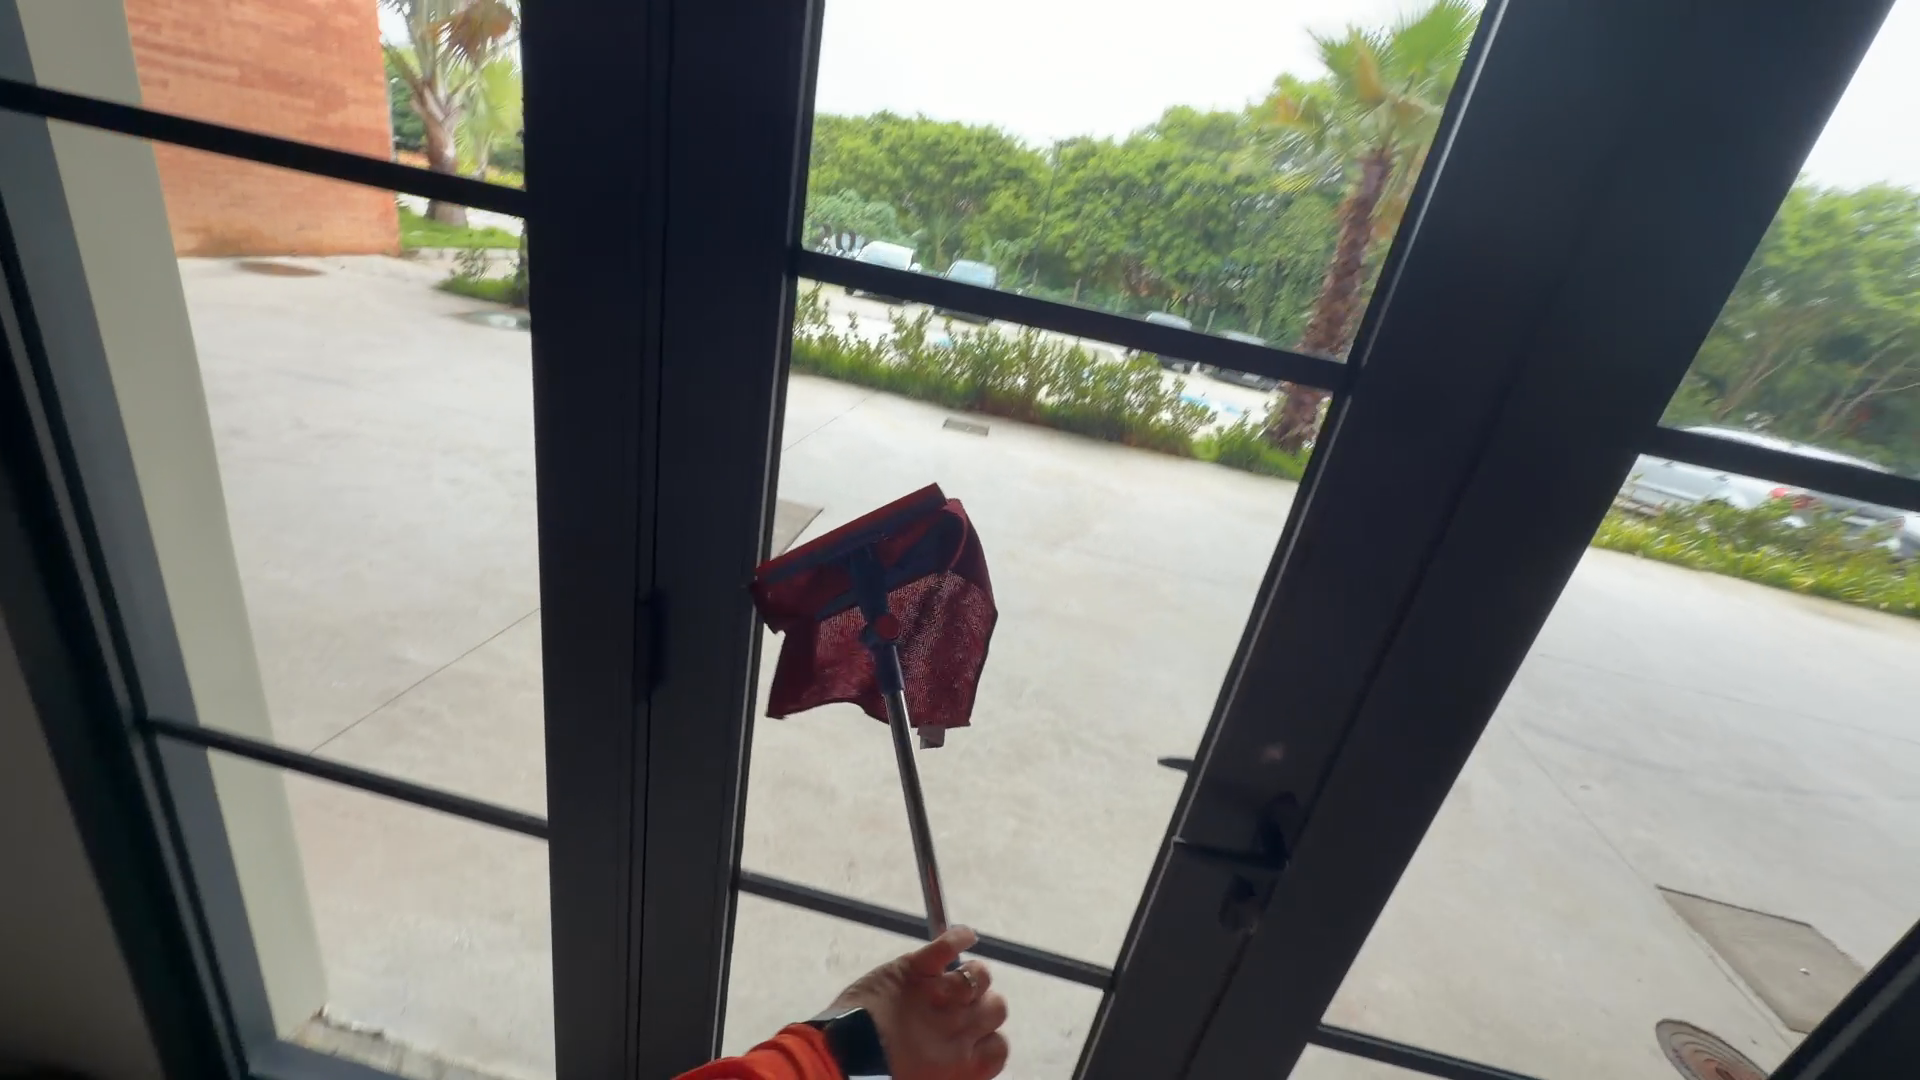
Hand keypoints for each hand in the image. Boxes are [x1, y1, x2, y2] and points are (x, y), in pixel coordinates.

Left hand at [829, 926, 1008, 1079]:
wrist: (840, 1061)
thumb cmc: (874, 1077)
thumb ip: (948, 1065)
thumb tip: (959, 1057)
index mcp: (962, 1067)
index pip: (1001, 1047)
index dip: (990, 1037)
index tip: (975, 1036)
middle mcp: (959, 1030)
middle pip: (997, 1007)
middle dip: (984, 1003)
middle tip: (964, 1005)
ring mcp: (939, 996)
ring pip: (980, 975)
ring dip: (973, 975)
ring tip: (957, 978)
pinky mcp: (916, 968)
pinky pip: (948, 944)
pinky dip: (960, 936)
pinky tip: (966, 936)